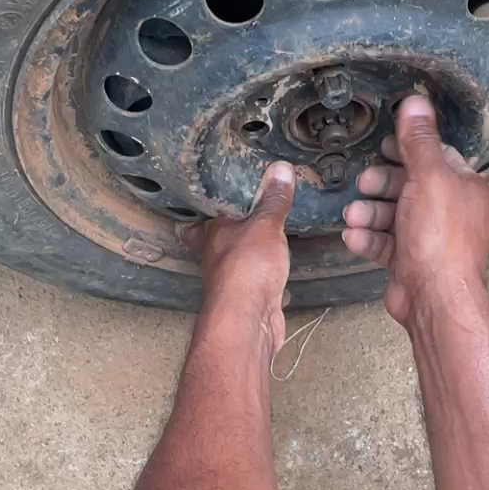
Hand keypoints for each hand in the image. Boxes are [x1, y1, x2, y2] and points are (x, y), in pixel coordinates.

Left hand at [182, 161, 295, 347]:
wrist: (249, 321)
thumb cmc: (247, 268)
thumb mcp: (265, 224)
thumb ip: (274, 200)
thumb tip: (280, 169)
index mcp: (214, 234)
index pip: (208, 217)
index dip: (212, 210)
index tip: (220, 200)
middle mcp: (218, 258)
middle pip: (222, 242)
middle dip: (233, 235)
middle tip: (248, 221)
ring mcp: (233, 283)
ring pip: (241, 265)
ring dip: (251, 258)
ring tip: (267, 245)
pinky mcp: (250, 302)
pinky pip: (259, 287)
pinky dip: (268, 283)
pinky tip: (280, 281)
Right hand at [341, 95, 488, 324]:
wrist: (435, 299)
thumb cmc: (442, 243)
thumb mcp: (429, 179)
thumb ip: (419, 142)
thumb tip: (416, 104)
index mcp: (462, 187)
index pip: (435, 156)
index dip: (408, 149)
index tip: (385, 144)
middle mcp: (448, 211)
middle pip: (408, 185)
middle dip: (381, 184)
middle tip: (365, 183)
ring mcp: (428, 238)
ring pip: (391, 215)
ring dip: (369, 213)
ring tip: (354, 216)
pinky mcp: (409, 260)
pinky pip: (383, 243)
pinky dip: (367, 239)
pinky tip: (354, 237)